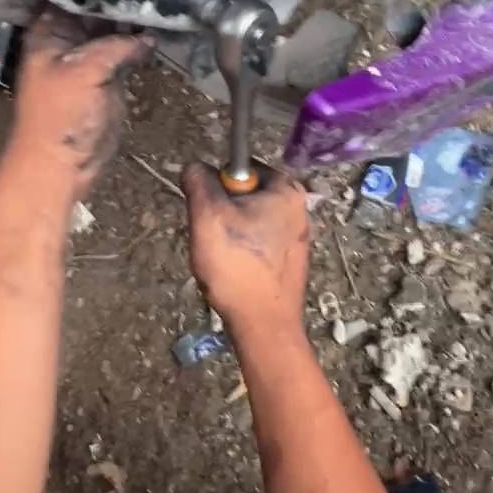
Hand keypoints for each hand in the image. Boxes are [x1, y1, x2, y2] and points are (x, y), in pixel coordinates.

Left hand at [4, 11, 154, 200]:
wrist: (62, 164)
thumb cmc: (60, 116)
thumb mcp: (83, 71)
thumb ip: (116, 46)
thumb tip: (147, 36)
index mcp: (49, 30)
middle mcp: (69, 37)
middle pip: (98, 7)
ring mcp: (90, 56)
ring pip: (115, 27)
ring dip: (135, 16)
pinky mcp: (109, 74)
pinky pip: (127, 49)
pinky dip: (141, 40)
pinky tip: (162, 23)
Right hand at [181, 163, 309, 342]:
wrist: (263, 325)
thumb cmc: (237, 265)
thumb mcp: (208, 214)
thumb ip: (198, 181)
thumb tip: (194, 167)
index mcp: (287, 189)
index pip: (241, 168)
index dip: (218, 187)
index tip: (211, 212)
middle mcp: (299, 207)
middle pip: (244, 194)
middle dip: (222, 212)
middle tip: (213, 237)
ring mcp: (296, 236)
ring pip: (247, 220)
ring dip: (228, 234)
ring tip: (222, 257)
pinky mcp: (290, 260)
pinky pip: (257, 242)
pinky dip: (241, 252)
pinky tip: (234, 271)